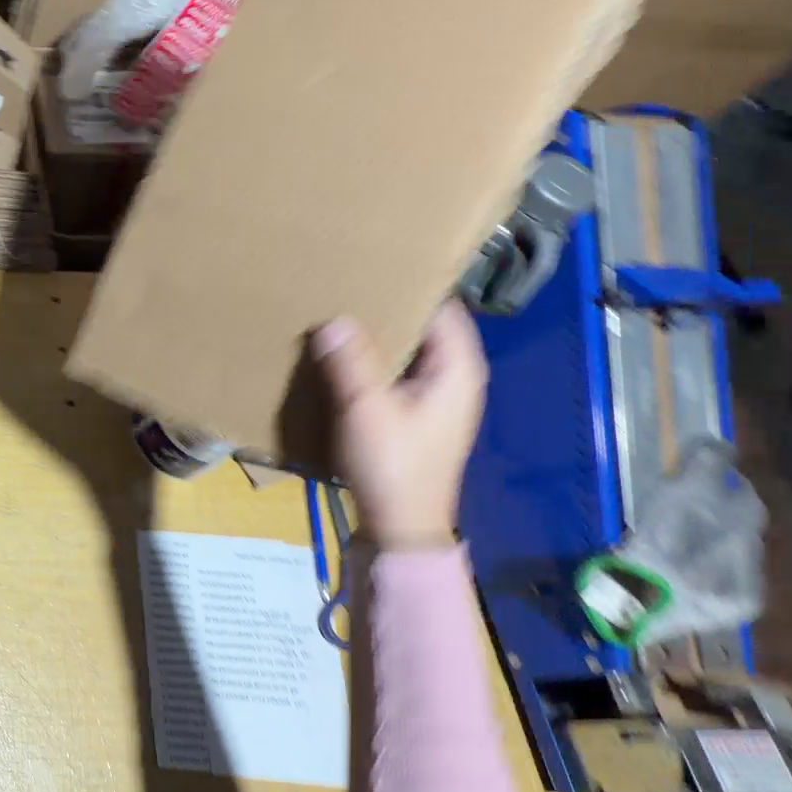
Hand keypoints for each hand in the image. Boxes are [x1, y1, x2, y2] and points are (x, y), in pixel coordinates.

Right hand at [312, 302, 487, 551]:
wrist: (401, 524)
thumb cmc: (393, 464)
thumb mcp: (367, 409)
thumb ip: (351, 363)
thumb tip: (334, 320)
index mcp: (457, 370)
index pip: (443, 310)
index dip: (413, 287)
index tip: (375, 267)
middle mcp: (453, 380)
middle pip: (424, 330)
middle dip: (388, 311)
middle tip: (346, 288)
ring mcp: (435, 400)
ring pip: (407, 354)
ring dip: (377, 339)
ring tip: (336, 318)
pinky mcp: (414, 418)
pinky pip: (395, 376)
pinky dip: (373, 364)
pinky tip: (339, 361)